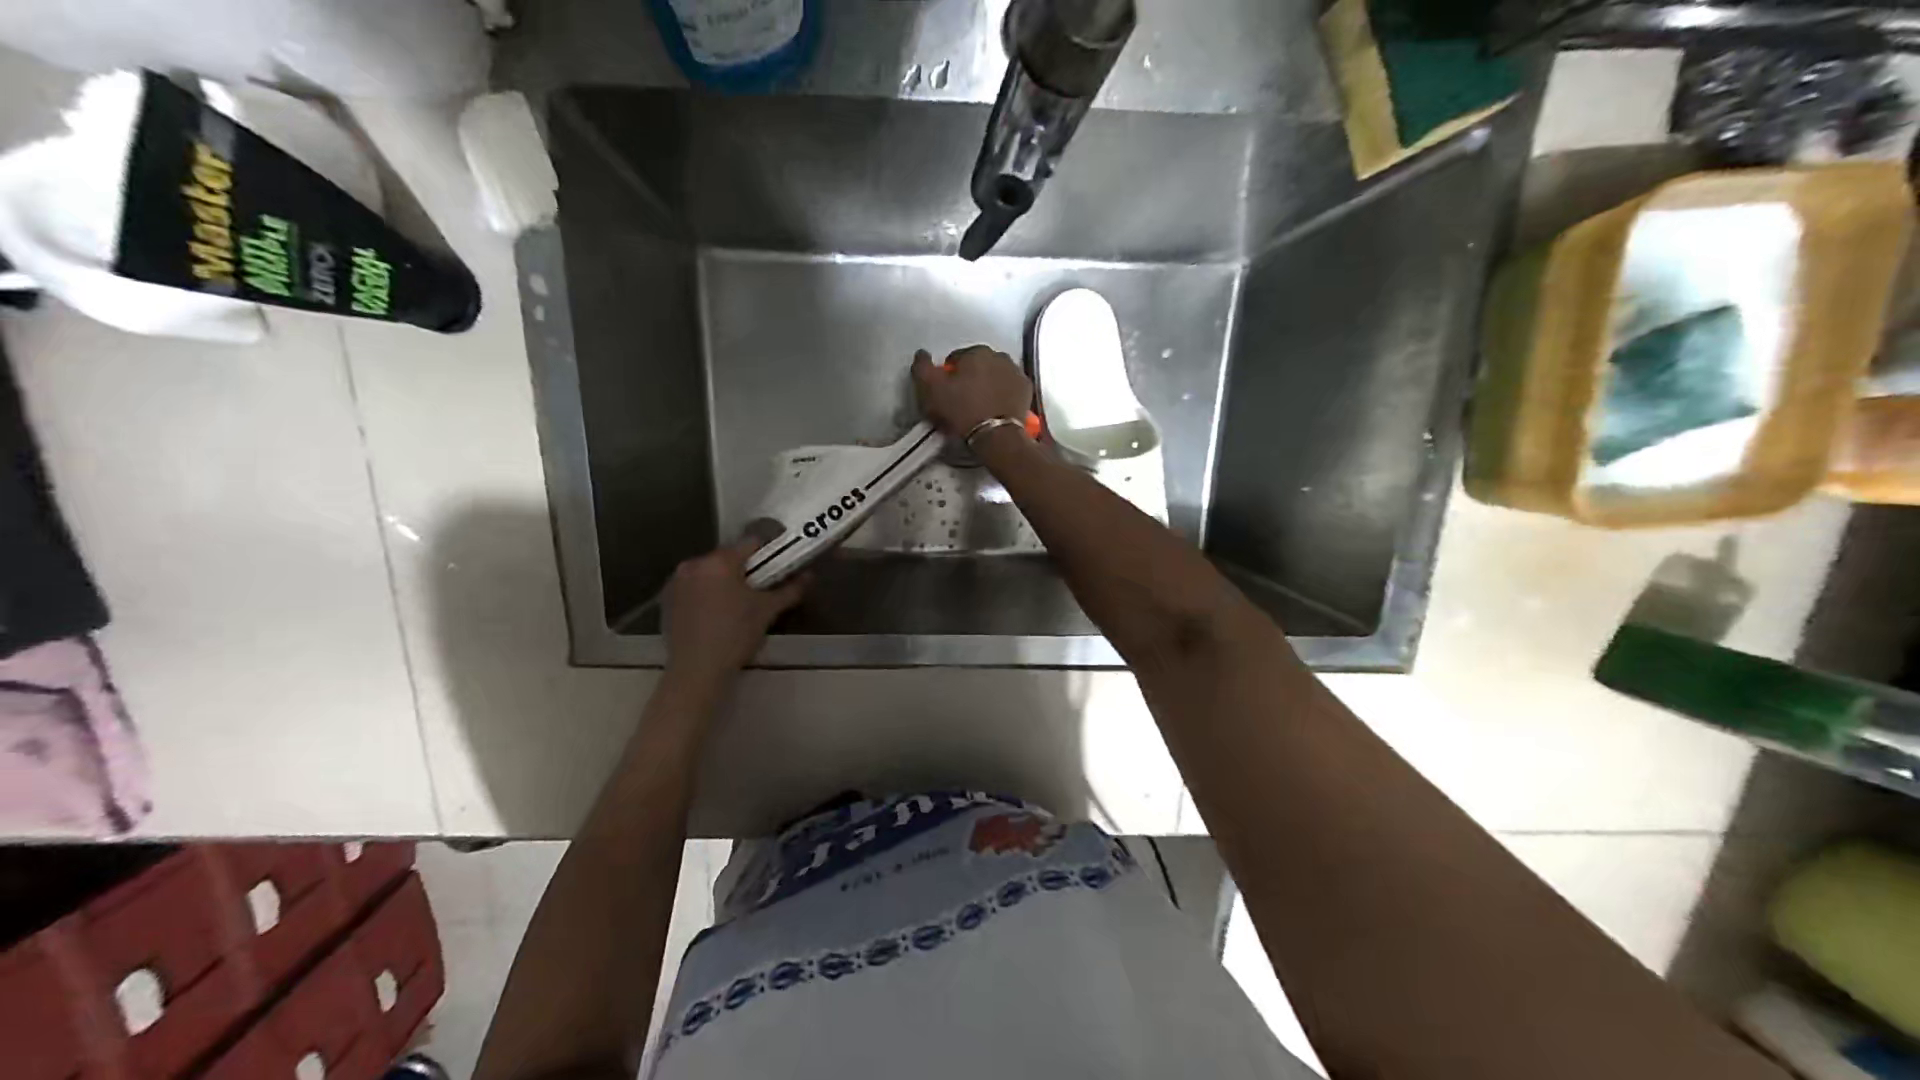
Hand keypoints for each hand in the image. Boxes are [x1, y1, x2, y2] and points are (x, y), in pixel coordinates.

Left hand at [663, 538, 806, 680]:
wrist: (696, 670)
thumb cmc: (736, 635)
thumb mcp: (768, 611)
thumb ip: (790, 589)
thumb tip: (810, 576)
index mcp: (720, 561)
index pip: (751, 543)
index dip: (768, 553)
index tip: (776, 569)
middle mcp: (694, 564)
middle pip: (727, 557)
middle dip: (742, 570)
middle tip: (757, 592)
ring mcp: (676, 581)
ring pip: (708, 572)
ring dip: (722, 582)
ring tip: (734, 606)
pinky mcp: (665, 600)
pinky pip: (692, 587)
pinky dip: (704, 594)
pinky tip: (713, 616)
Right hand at [911, 345, 1033, 439]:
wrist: (996, 435)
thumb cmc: (961, 410)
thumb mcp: (931, 390)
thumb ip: (922, 367)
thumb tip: (921, 354)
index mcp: (975, 352)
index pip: (956, 358)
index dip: (949, 375)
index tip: (947, 392)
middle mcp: (999, 355)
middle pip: (978, 365)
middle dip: (971, 377)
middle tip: (963, 399)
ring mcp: (1016, 371)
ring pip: (996, 374)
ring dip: (988, 383)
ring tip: (980, 405)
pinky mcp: (1027, 388)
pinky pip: (1010, 386)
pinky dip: (1003, 393)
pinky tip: (996, 407)